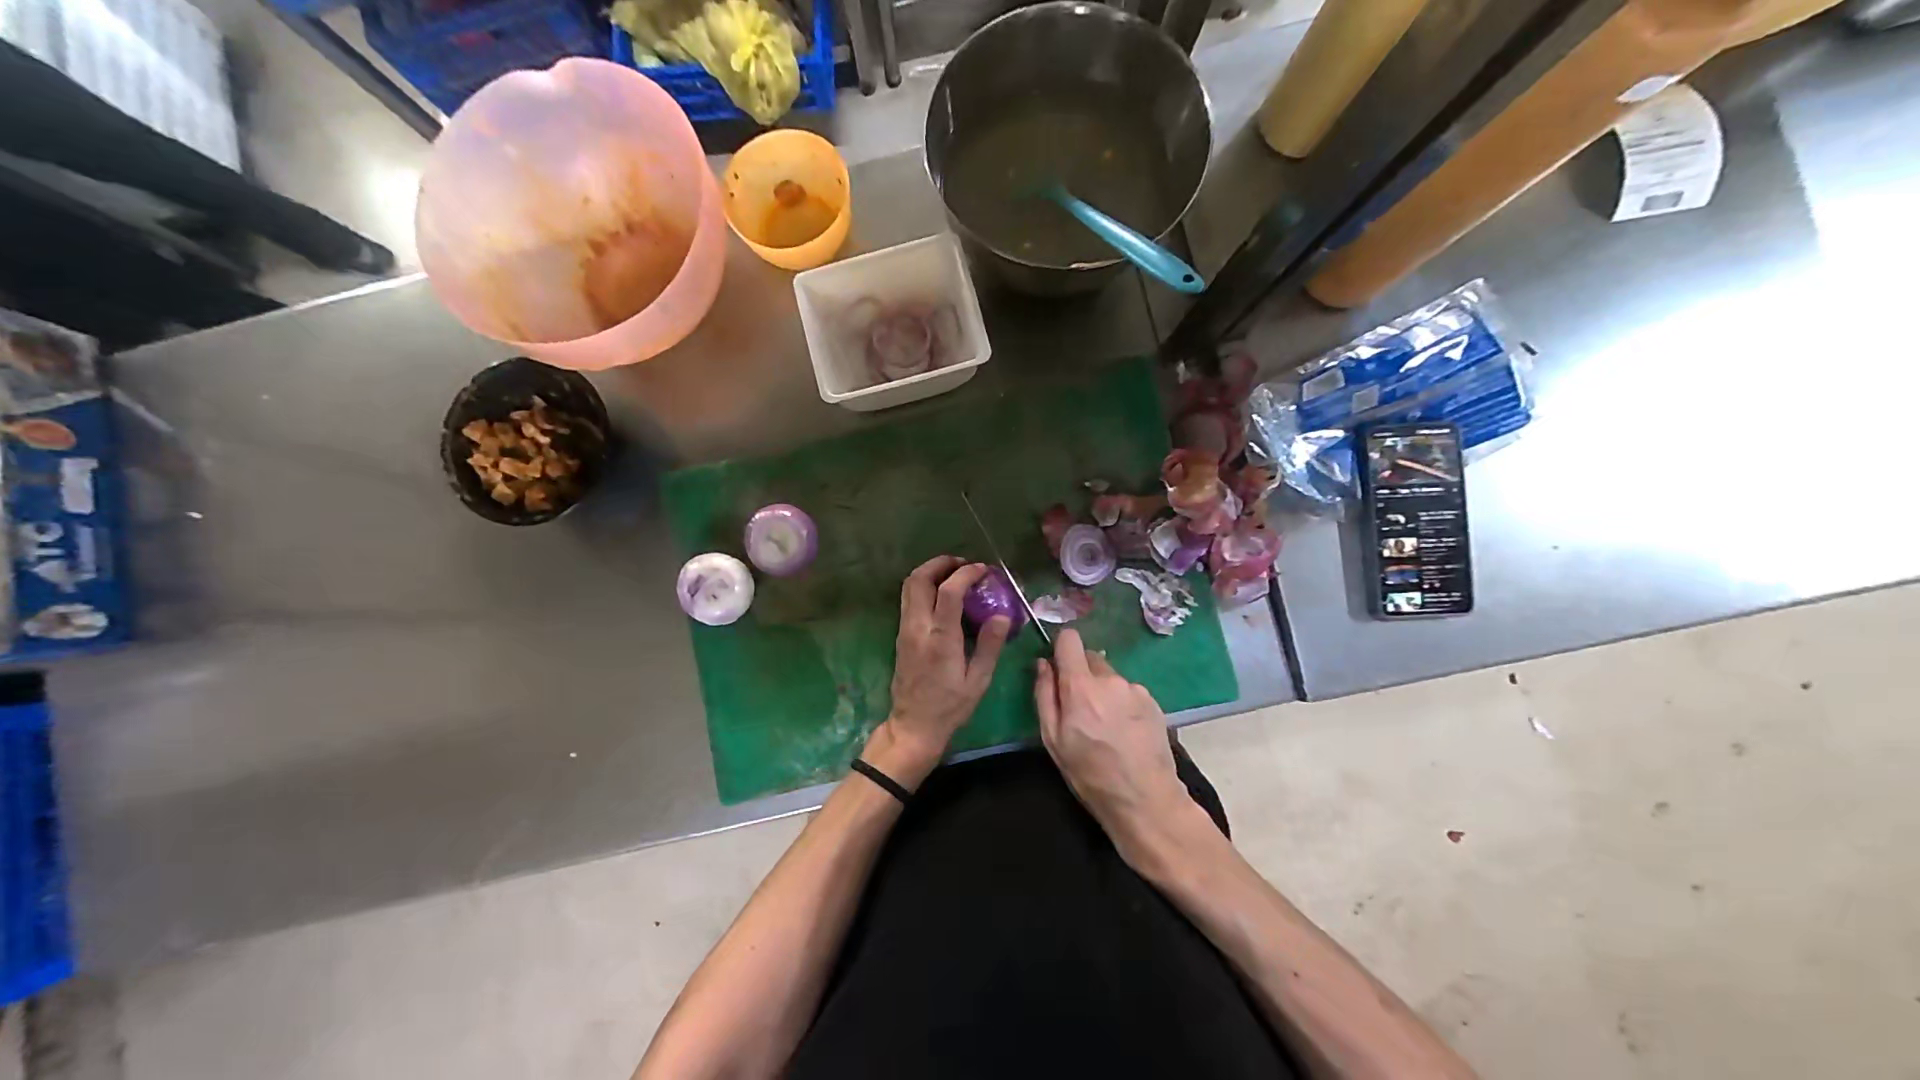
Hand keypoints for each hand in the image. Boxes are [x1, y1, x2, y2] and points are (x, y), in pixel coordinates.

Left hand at [868, 556, 1010, 788]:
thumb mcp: (978, 680)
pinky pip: (908, 600)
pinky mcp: (901, 635)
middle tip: (963, 564)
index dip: (965, 574)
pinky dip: (924, 587)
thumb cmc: (950, 707)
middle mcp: (918, 628)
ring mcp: (905, 630)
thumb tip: (1002, 614)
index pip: (948, 592)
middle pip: (919, 579)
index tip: (983, 570)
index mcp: (940, 638)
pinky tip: (943, 595)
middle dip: (941, 564)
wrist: (913, 726)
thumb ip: (990, 645)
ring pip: (909, 586)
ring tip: (954, 574)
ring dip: (930, 572)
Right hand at [1034, 629, 1191, 848]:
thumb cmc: (1089, 774)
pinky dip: (1122, 703)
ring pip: (1110, 677)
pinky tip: (1124, 731)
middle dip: (1081, 675)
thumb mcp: (1053, 739)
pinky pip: (1129, 691)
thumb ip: (1044, 695)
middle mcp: (1110, 679)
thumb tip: (1043, 663)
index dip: (1061, 648)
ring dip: (1103, 690)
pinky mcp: (1153, 701)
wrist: (1144, 799)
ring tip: (1105, 726)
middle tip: (1080, 708)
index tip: (1058, 667)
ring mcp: (1135, 689)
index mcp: (1081, 686)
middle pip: (1090, 658)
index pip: (1070, 639)